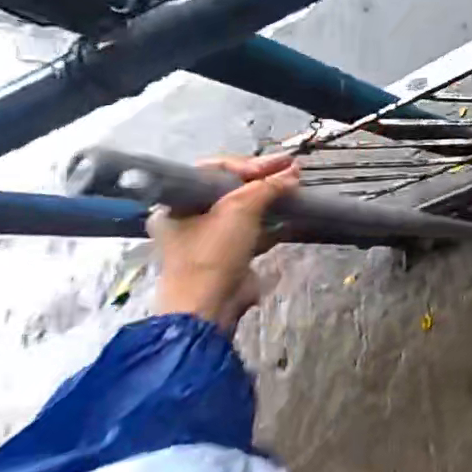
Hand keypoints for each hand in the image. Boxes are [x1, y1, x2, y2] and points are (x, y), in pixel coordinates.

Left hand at [149, 152, 298, 331]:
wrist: (208, 308)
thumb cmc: (213, 251)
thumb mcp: (240, 209)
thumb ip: (268, 187)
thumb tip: (292, 173)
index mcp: (178, 201)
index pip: (215, 170)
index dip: (247, 165)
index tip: (276, 163)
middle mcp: (188, 217)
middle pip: (230, 189)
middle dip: (262, 180)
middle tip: (289, 170)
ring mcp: (207, 239)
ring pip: (242, 211)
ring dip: (268, 200)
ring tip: (294, 187)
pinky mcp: (226, 257)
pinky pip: (250, 232)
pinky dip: (269, 224)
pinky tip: (291, 215)